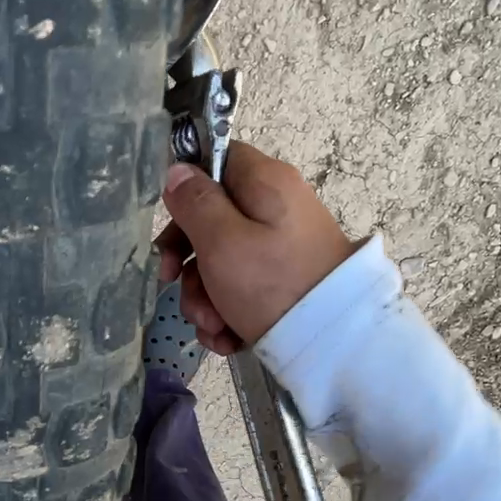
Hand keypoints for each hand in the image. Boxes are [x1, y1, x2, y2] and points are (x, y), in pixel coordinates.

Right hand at [155, 142, 359, 354]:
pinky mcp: (280, 282)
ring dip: (203, 298)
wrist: (330, 340)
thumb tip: (177, 172)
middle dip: (188, 262)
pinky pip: (238, 290)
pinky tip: (226, 337)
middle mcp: (273, 209)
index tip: (170, 230)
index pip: (215, 161)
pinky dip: (225, 315)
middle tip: (175, 286)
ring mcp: (278, 248)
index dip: (185, 192)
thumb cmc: (272, 283)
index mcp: (263, 184)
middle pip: (210, 221)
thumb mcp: (222, 241)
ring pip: (219, 263)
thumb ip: (195, 204)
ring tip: (212, 326)